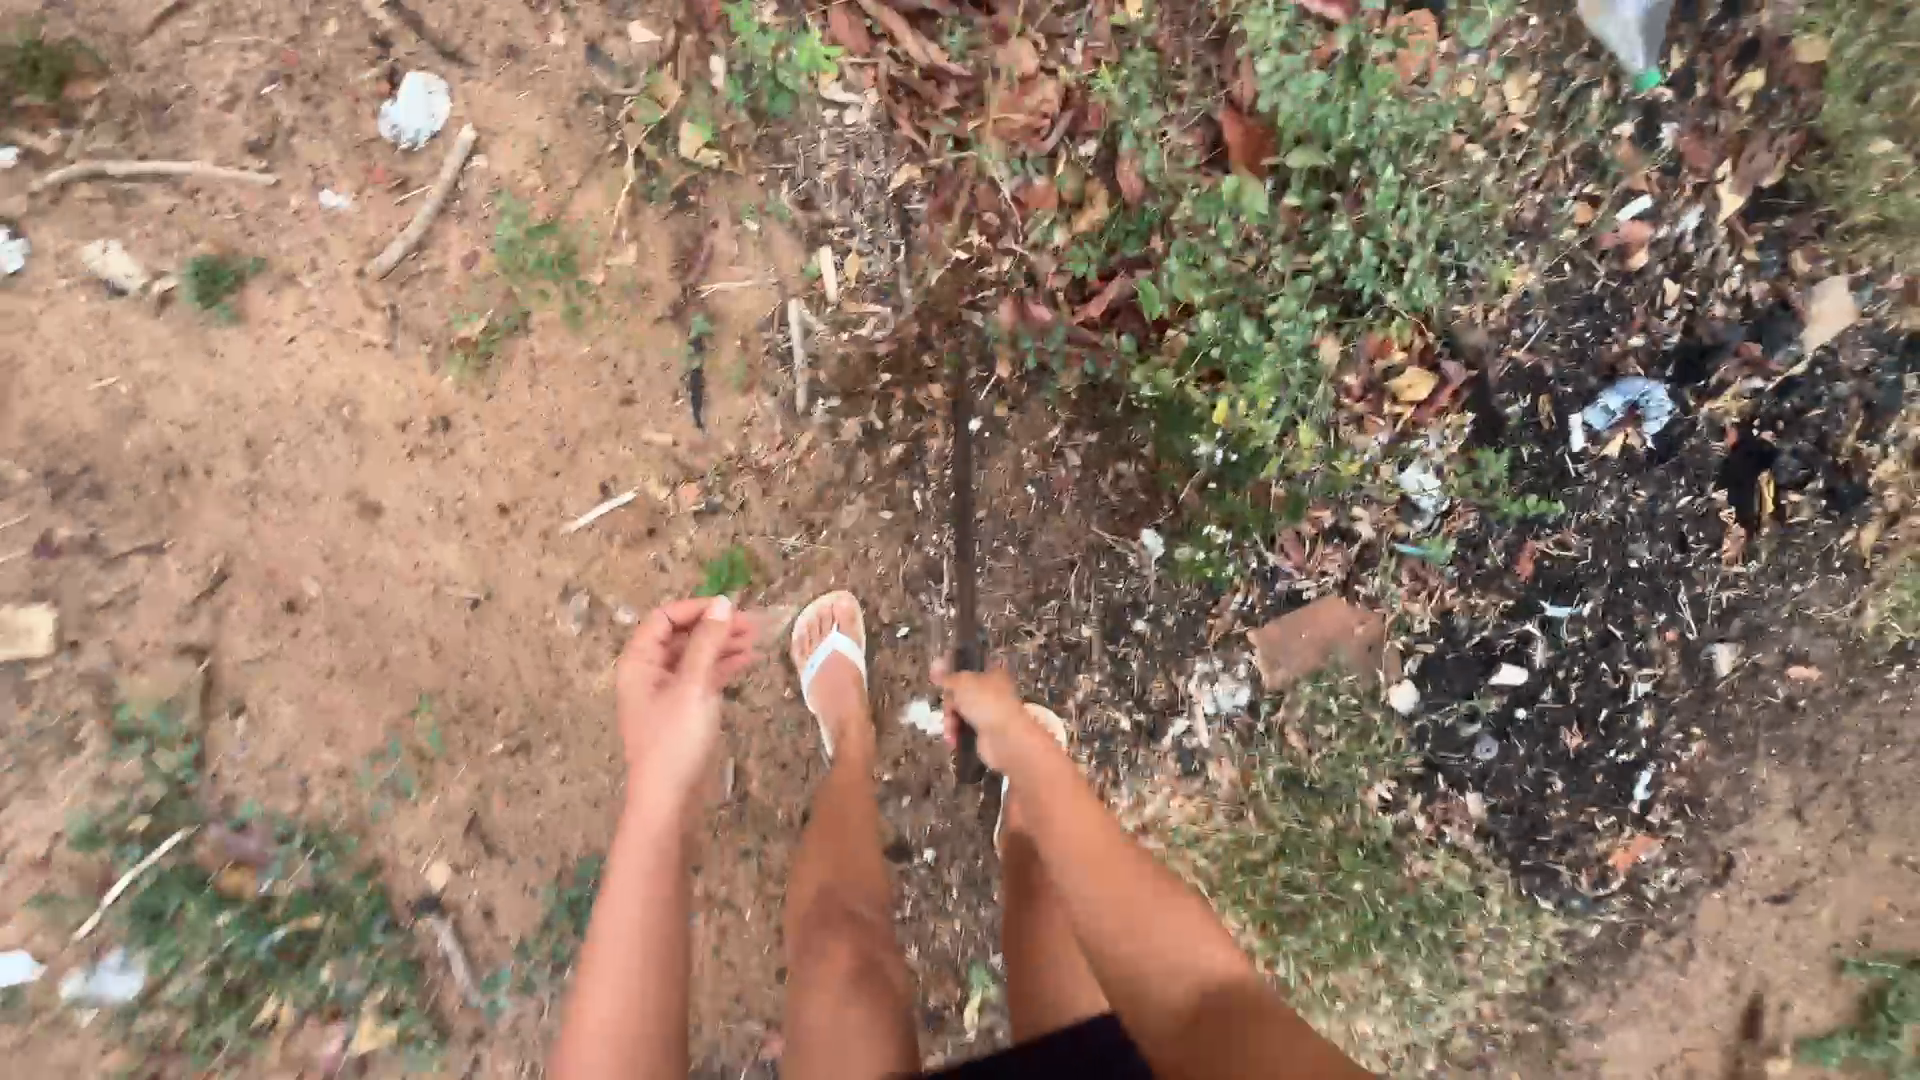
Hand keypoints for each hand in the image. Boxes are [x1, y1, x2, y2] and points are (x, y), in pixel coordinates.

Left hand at [615, 596, 757, 817]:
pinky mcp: (683, 707)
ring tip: (756, 640)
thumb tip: (723, 603)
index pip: (664, 618)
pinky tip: (748, 661)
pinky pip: (703, 675)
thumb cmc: (675, 739)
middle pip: (682, 635)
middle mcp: (649, 672)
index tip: (730, 608)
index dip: (696, 608)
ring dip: (723, 644)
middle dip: (715, 626)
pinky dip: (723, 665)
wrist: (670, 798)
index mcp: (639, 662)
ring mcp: (666, 691)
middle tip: (752, 624)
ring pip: (695, 654)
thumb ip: (708, 642)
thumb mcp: (693, 685)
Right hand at [932, 663, 1052, 773]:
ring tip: (951, 730)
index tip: (936, 677)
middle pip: (960, 693)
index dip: (951, 672)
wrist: (1005, 738)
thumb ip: (947, 676)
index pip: (968, 669)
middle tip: (948, 709)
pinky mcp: (985, 733)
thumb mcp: (962, 682)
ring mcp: (989, 713)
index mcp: (992, 674)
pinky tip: (953, 740)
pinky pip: (964, 729)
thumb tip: (935, 667)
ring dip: (951, 721)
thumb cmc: (985, 702)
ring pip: (960, 712)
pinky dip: (956, 734)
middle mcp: (991, 692)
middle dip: (950, 703)